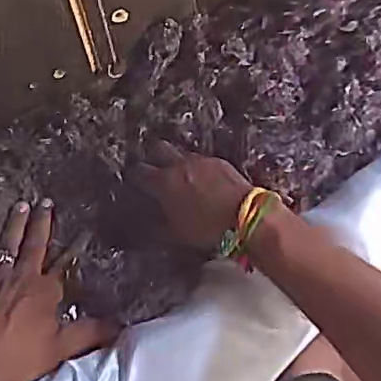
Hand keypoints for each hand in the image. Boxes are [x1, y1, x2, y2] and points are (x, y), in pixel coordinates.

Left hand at [0, 199, 115, 380]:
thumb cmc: (16, 359)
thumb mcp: (59, 349)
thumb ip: (89, 333)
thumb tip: (119, 324)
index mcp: (44, 291)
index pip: (62, 266)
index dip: (70, 250)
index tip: (79, 233)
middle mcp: (21, 276)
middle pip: (34, 245)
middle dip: (41, 223)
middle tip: (44, 202)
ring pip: (6, 243)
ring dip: (14, 224)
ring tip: (20, 205)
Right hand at [127, 140, 253, 249]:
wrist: (247, 217)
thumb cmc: (207, 229)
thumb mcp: (175, 232)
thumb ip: (158, 219)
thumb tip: (148, 215)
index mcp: (163, 182)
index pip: (139, 171)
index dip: (134, 175)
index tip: (134, 179)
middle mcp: (180, 165)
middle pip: (158, 148)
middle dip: (153, 156)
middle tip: (154, 168)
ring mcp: (201, 160)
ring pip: (181, 153)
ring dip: (178, 162)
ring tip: (181, 176)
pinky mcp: (220, 161)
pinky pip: (201, 160)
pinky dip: (198, 168)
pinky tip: (202, 180)